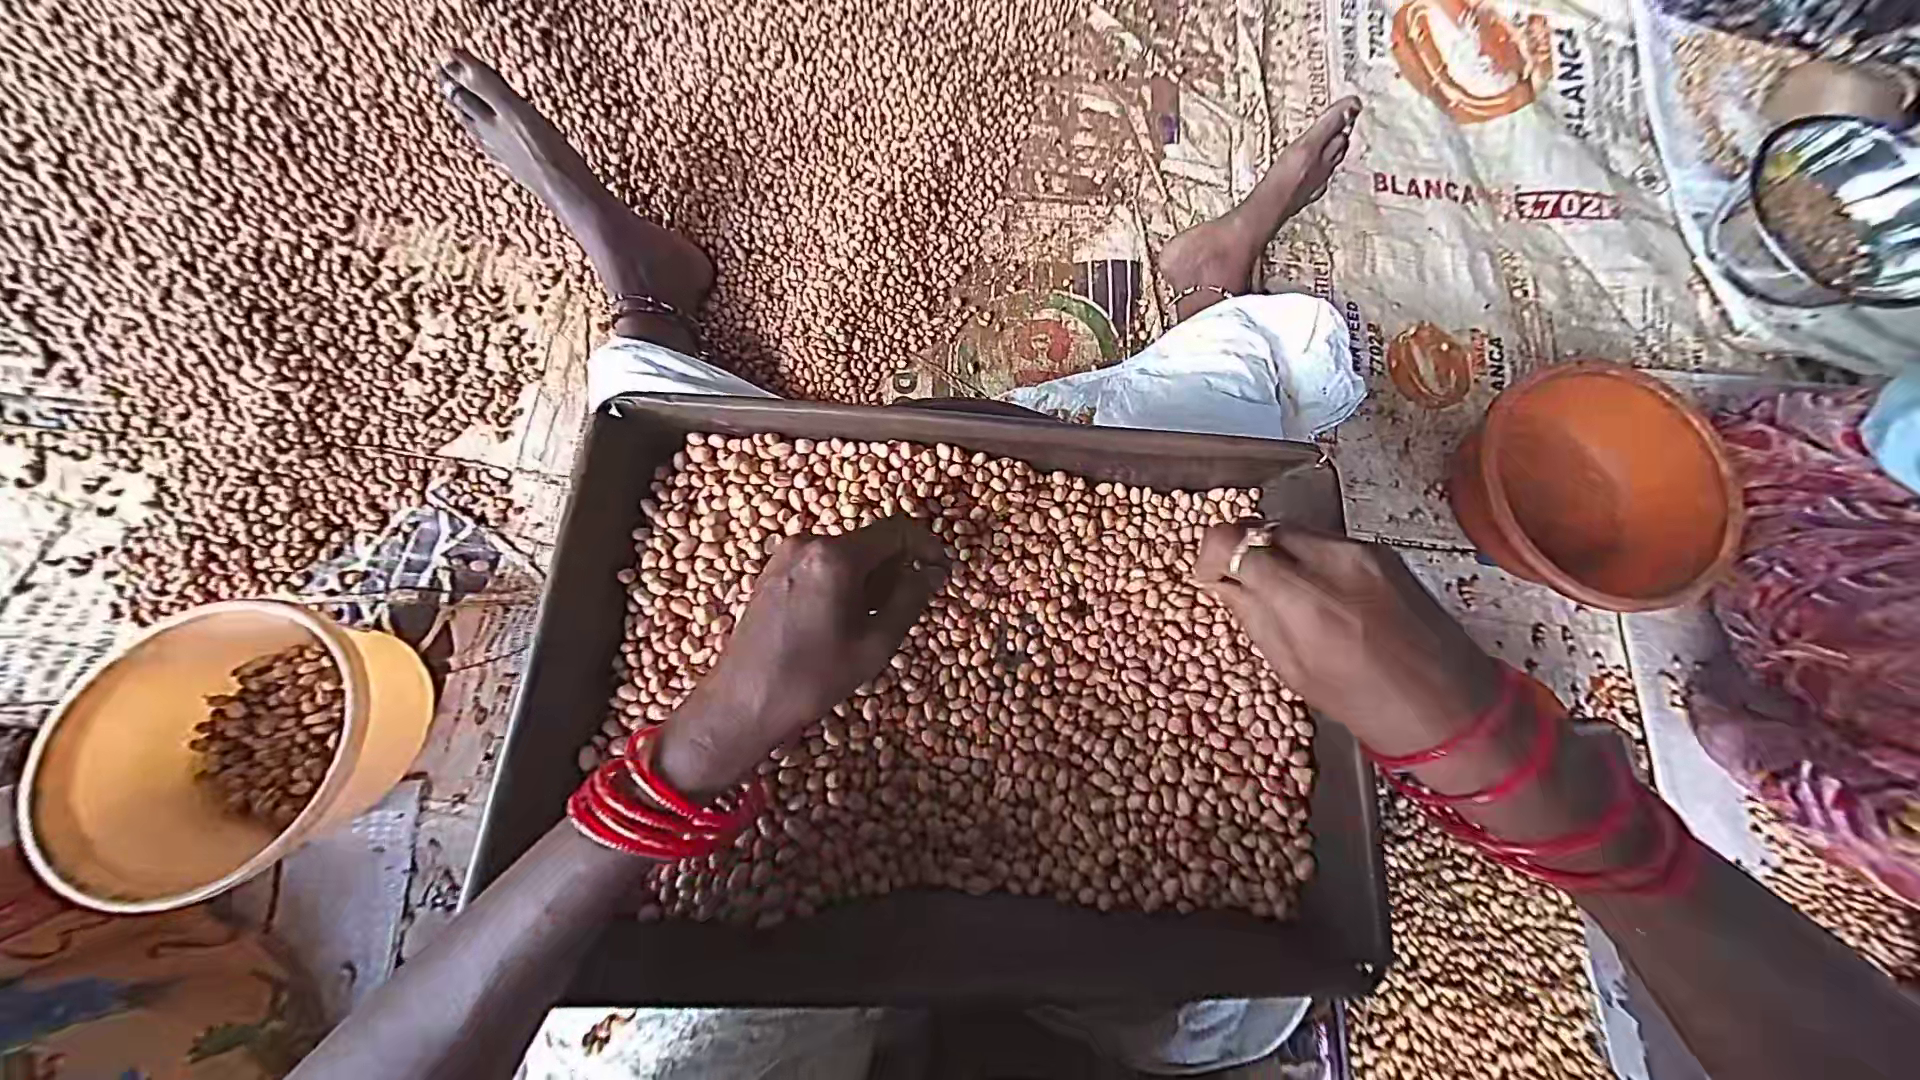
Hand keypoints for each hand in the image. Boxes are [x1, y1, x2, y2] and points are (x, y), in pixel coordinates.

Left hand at [655, 516, 949, 795]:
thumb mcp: (875, 644)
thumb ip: (910, 599)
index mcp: (835, 556)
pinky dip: (844, 582)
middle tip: (902, 611)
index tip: (942, 569)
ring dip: (869, 579)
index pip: (896, 531)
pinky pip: (823, 563)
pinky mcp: (773, 570)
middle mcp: (808, 543)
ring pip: (847, 554)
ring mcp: (786, 555)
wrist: (741, 702)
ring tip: (867, 624)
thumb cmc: (811, 678)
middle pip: (870, 542)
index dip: (926, 546)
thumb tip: (934, 572)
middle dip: (895, 569)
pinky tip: (840, 620)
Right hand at [1193, 523, 1502, 757]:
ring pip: (1291, 528)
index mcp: (1307, 601)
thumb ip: (1252, 614)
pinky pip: (1322, 538)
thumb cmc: (1365, 701)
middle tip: (1235, 578)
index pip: (1236, 541)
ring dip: (1270, 550)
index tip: (1210, 573)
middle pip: (1261, 526)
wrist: (1452, 707)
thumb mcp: (1291, 667)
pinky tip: (1309, 587)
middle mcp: (1336, 563)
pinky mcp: (1381, 551)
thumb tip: (1222, 581)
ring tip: (1274, 586)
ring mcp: (1363, 552)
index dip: (1212, 553)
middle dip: (1239, 548)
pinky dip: (1302, 554)